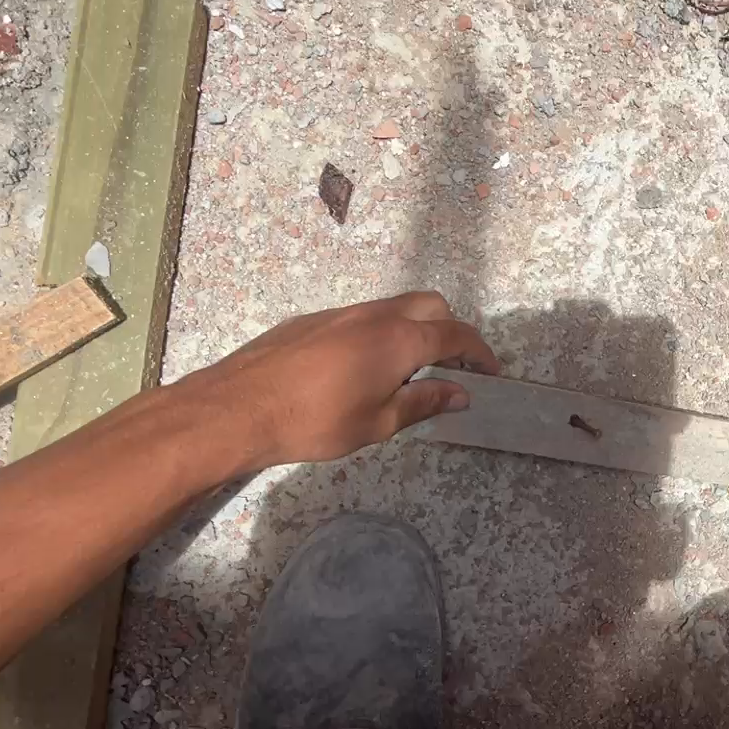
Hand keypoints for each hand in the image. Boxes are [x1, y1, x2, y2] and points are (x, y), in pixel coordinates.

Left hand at [175, 291, 499, 474]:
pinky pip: (365, 317)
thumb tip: (461, 393)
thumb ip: (425, 403)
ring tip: (412, 372)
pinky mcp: (315, 320)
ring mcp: (342, 313)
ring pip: (396, 307)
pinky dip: (385, 333)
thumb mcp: (379, 423)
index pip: (455, 335)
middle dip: (452, 330)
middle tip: (453, 367)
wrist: (237, 408)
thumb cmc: (316, 422)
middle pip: (430, 305)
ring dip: (417, 330)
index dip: (480, 352)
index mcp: (399, 340)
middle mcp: (375, 316)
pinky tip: (367, 369)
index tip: (491, 372)